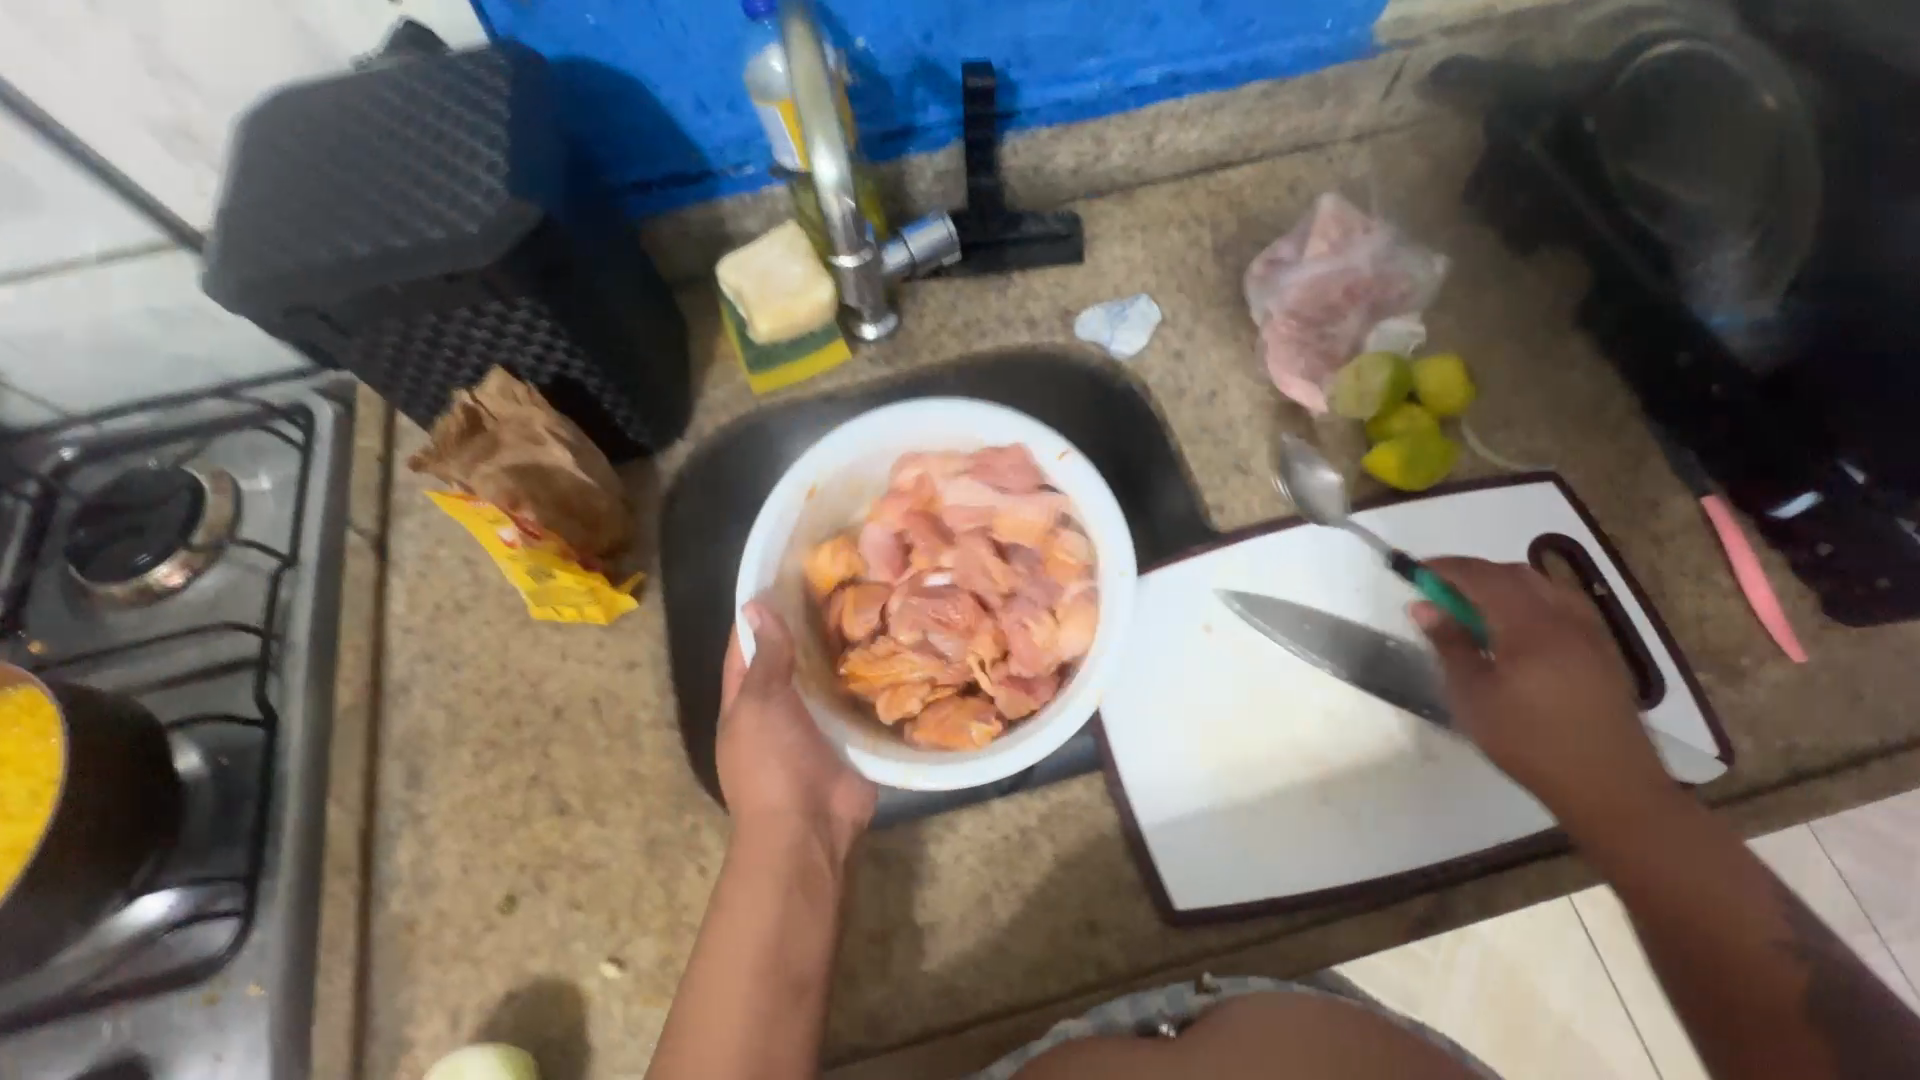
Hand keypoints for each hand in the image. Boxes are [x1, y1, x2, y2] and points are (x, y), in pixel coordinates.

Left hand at [718, 600, 877, 859]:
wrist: (808, 828)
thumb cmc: (771, 764)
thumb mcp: (758, 704)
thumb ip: (765, 658)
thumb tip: (756, 606)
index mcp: (744, 703)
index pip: (746, 650)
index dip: (758, 617)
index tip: (783, 579)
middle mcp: (778, 712)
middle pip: (791, 664)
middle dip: (809, 631)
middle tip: (840, 588)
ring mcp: (815, 728)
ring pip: (828, 682)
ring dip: (843, 656)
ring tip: (871, 611)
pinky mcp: (849, 741)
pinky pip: (858, 706)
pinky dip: (869, 685)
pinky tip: (891, 653)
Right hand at [1411, 557, 1672, 821]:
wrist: (1609, 785)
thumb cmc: (1528, 742)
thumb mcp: (1473, 696)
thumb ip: (1449, 644)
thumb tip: (1422, 606)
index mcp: (1530, 626)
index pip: (1483, 577)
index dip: (1447, 568)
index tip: (1416, 570)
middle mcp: (1564, 618)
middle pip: (1515, 574)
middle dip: (1474, 573)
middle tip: (1439, 590)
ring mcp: (1590, 633)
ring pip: (1543, 586)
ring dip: (1504, 585)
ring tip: (1474, 608)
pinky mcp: (1602, 651)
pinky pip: (1563, 605)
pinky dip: (1530, 601)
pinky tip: (1515, 629)